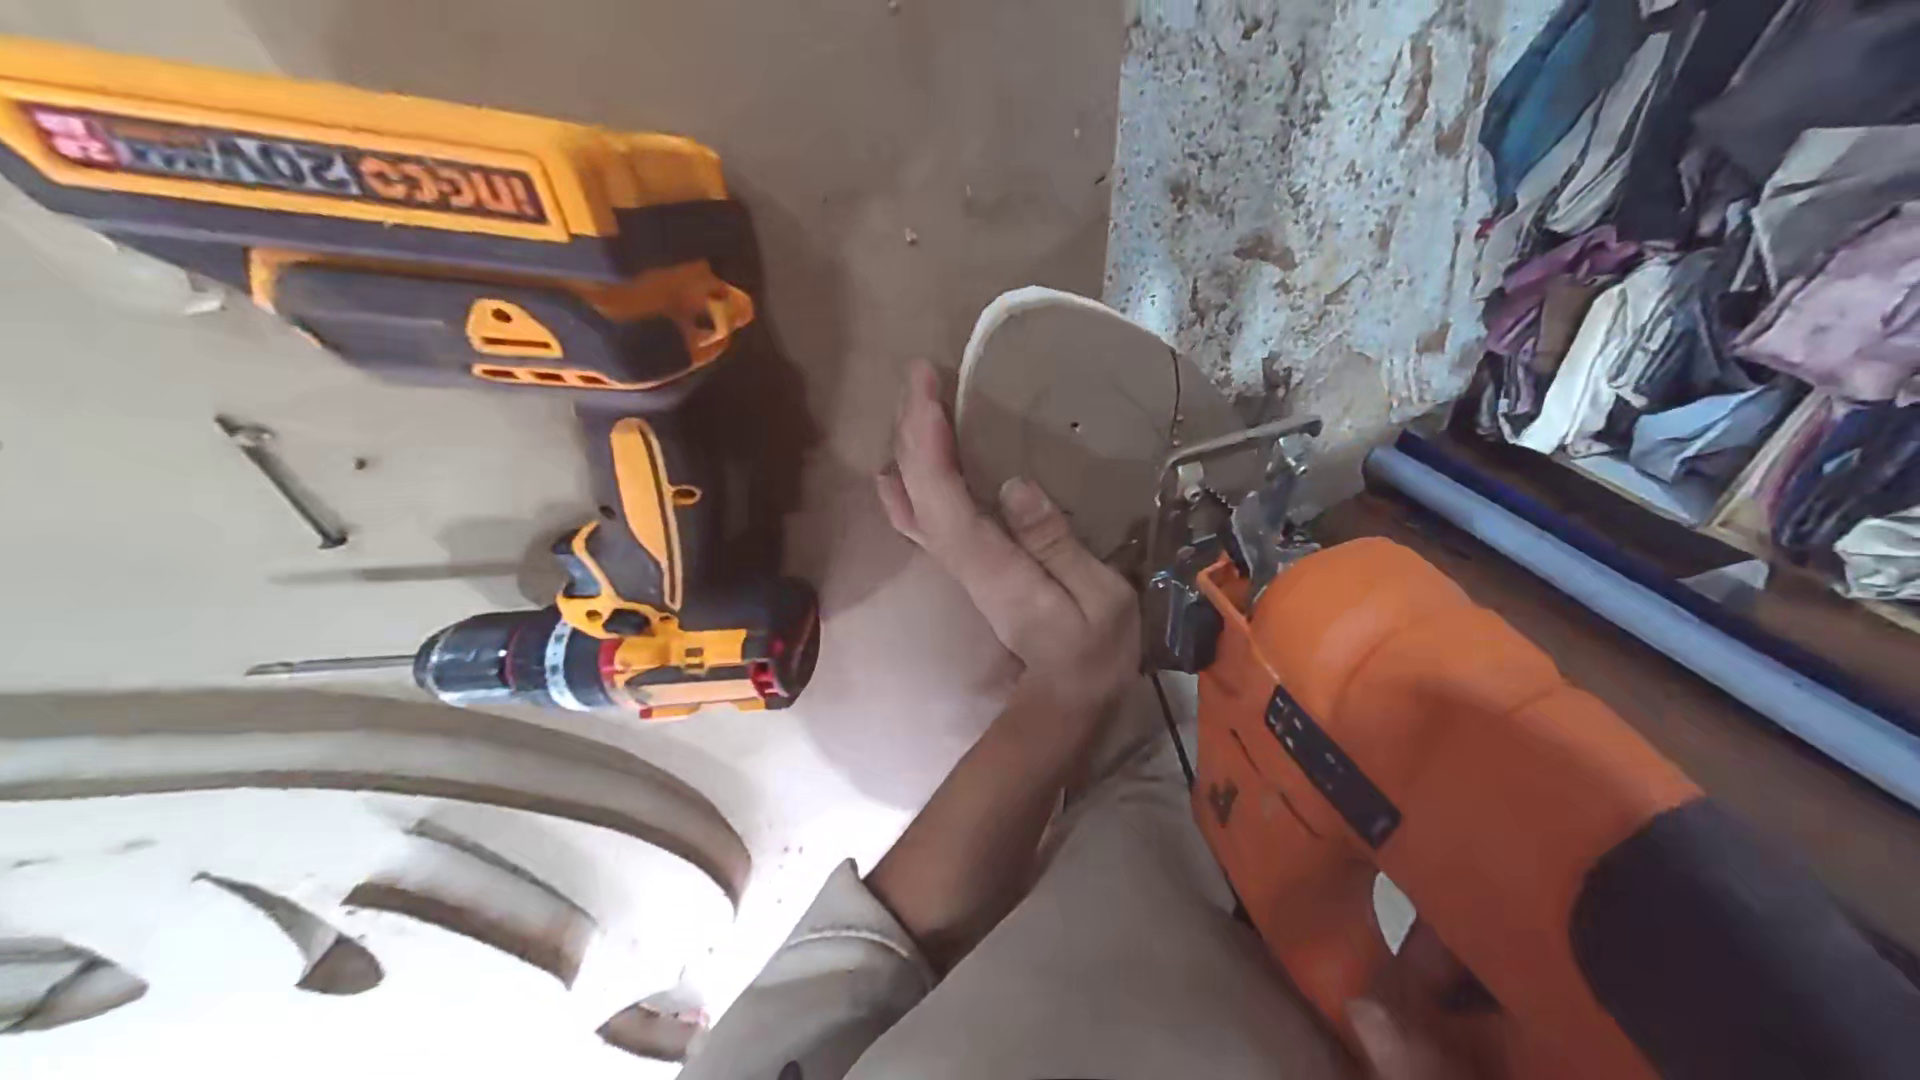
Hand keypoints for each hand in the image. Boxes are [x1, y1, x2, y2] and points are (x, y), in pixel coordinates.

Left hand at [875, 359, 1140, 716]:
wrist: (1066, 695)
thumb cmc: (1093, 651)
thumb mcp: (1100, 600)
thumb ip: (1057, 545)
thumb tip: (1016, 487)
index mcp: (992, 567)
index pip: (943, 501)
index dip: (927, 446)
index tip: (926, 392)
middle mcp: (961, 562)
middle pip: (916, 494)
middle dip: (910, 431)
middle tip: (917, 375)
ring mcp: (958, 566)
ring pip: (911, 505)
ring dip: (906, 450)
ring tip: (912, 402)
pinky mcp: (965, 566)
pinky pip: (922, 518)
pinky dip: (910, 481)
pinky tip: (906, 461)